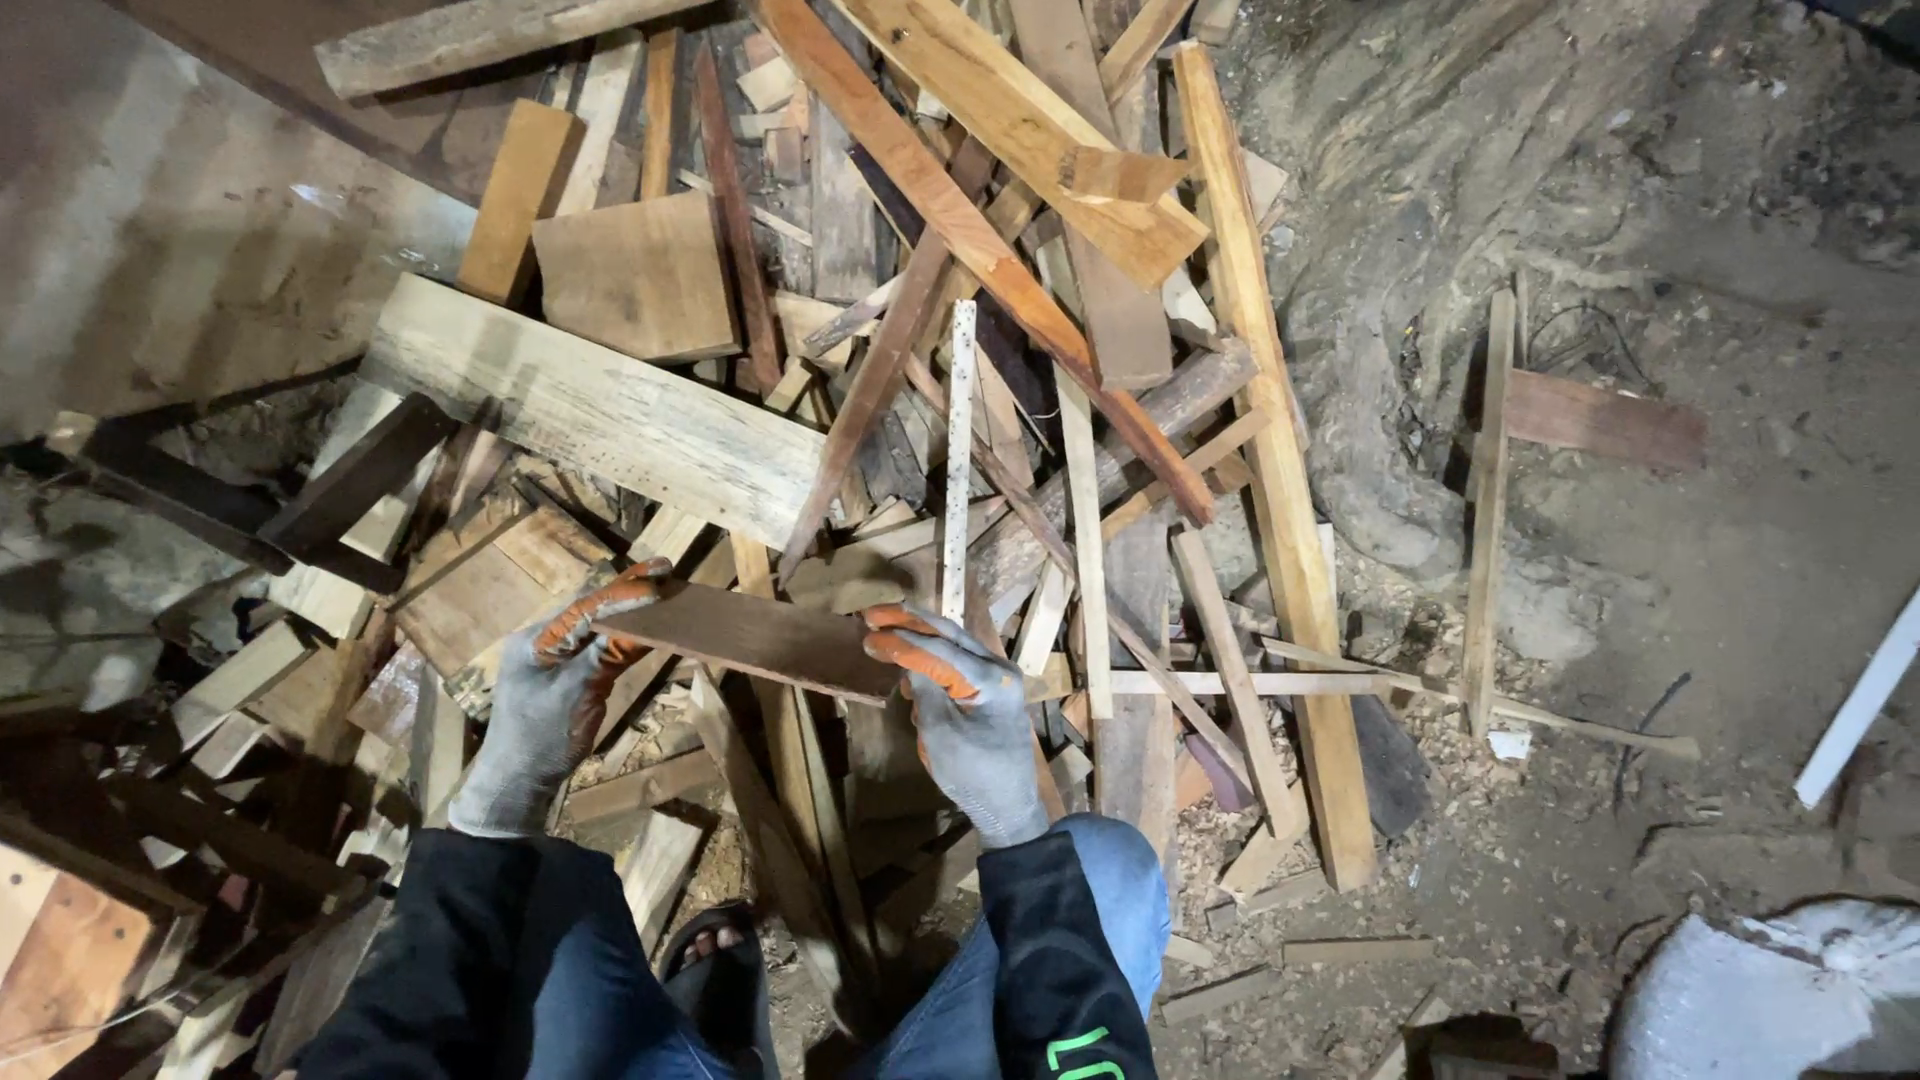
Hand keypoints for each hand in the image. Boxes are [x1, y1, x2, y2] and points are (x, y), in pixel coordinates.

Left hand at [447, 559, 670, 838]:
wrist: (518, 783)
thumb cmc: (540, 738)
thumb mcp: (574, 694)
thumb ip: (603, 655)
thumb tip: (637, 624)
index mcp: (535, 640)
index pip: (584, 608)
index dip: (622, 594)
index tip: (657, 582)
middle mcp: (546, 641)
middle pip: (592, 609)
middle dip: (628, 590)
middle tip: (664, 570)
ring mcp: (560, 658)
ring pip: (600, 625)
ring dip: (631, 609)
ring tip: (664, 589)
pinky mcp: (575, 673)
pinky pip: (604, 645)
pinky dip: (628, 633)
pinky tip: (650, 623)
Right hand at [861, 604, 1046, 849]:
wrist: (1009, 806)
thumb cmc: (974, 775)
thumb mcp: (940, 734)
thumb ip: (925, 690)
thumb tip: (907, 657)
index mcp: (990, 679)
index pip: (937, 649)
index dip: (900, 639)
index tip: (868, 633)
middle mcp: (999, 668)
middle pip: (949, 634)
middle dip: (910, 621)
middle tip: (874, 612)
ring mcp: (998, 677)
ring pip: (954, 644)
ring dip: (920, 636)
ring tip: (886, 631)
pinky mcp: (992, 688)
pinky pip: (959, 663)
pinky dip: (933, 658)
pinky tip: (910, 668)